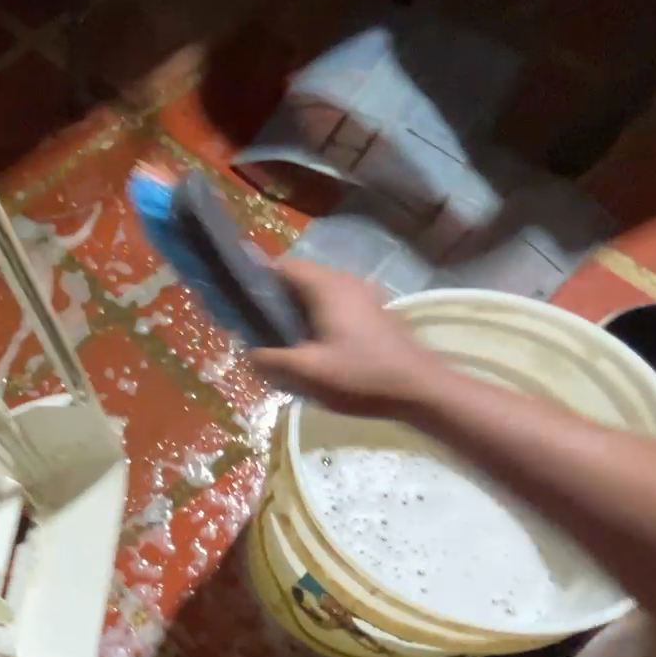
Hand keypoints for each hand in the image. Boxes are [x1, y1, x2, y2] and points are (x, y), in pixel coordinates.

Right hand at [246, 255, 446, 419]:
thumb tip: (248, 353)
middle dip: (271, 297)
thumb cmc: (361, 375)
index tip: (234, 299)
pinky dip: (312, 316)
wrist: (420, 390)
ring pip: (314, 292)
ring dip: (292, 309)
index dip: (255, 278)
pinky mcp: (371, 312)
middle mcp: (344, 282)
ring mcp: (362, 295)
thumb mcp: (306, 371)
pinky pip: (331, 304)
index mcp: (327, 287)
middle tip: (249, 324)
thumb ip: (269, 359)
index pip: (282, 266)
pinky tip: (305, 344)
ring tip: (273, 336)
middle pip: (297, 278)